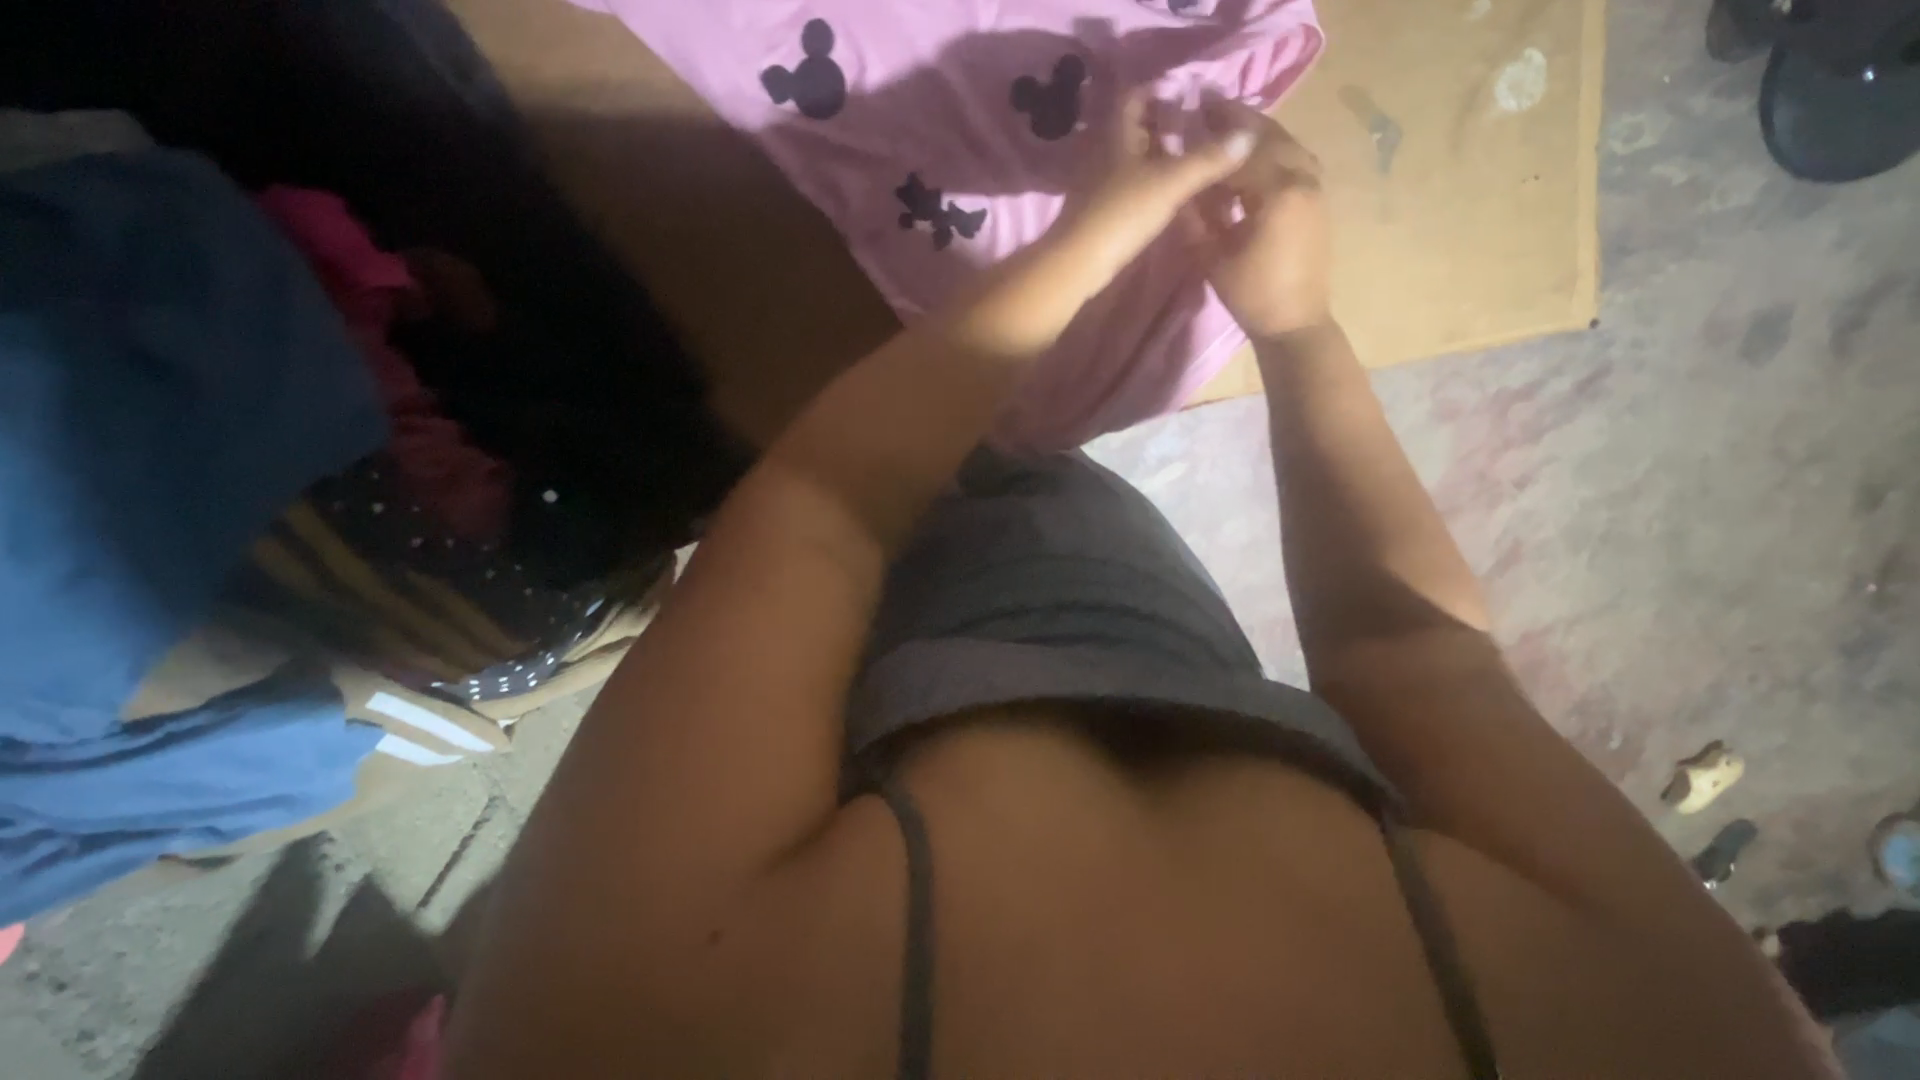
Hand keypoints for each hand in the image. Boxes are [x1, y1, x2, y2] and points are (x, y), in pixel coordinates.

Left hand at [1048, 87, 1257, 297]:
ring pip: (1135, 159)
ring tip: (1197, 159)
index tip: (1189, 94)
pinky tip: (1175, 193)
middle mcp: (1106, 153)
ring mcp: (1102, 184)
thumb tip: (1247, 134)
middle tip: (1201, 127)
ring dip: (1162, 156)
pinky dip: (1153, 183)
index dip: (1159, 89)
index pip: (1135, 96)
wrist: (1080, 262)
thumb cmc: (1122, 213)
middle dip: (1166, 124)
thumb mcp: (1170, 182)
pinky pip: (1132, 186)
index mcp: (1117, 136)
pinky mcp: (1103, 211)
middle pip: (1136, 128)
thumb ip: (1207, 158)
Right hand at [1181, 97, 1332, 339]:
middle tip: (1209, 104)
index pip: (1240, 148)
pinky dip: (1272, 149)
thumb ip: (1196, 213)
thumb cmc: (1250, 293)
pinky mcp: (1317, 199)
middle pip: (1268, 135)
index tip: (1190, 110)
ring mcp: (1315, 187)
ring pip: (1286, 143)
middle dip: (1238, 119)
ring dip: (1257, 131)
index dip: (1213, 129)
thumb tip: (1181, 180)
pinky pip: (1295, 160)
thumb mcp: (1211, 255)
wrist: (1295, 321)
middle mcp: (1303, 178)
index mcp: (1277, 191)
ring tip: (1228, 125)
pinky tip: (1252, 154)